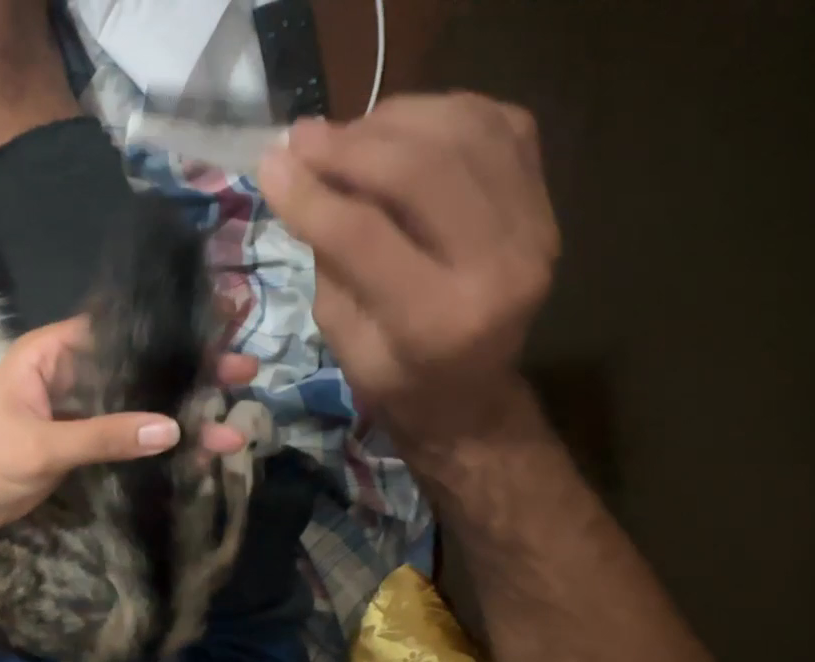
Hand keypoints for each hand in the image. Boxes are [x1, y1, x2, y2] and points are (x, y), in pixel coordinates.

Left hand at [0, 317, 258, 530]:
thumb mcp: (41, 445)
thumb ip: (104, 436)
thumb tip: (171, 428)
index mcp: (50, 354)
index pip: (116, 329)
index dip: (165, 331)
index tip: (216, 332)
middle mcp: (67, 373)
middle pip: (136, 367)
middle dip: (187, 374)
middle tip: (243, 375)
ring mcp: (75, 408)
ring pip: (136, 404)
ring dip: (179, 414)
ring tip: (233, 427)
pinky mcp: (80, 441)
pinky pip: (125, 435)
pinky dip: (155, 443)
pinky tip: (196, 453)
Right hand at [257, 93, 557, 460]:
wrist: (470, 392)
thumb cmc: (393, 376)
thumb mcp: (342, 336)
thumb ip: (328, 258)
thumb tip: (295, 174)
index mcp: (437, 320)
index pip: (364, 235)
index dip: (310, 193)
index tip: (268, 164)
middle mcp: (500, 265)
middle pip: (422, 170)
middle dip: (349, 145)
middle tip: (299, 137)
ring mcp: (535, 225)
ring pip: (462, 133)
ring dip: (391, 122)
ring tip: (344, 136)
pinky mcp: (546, 200)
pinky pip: (496, 124)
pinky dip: (439, 115)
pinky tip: (397, 132)